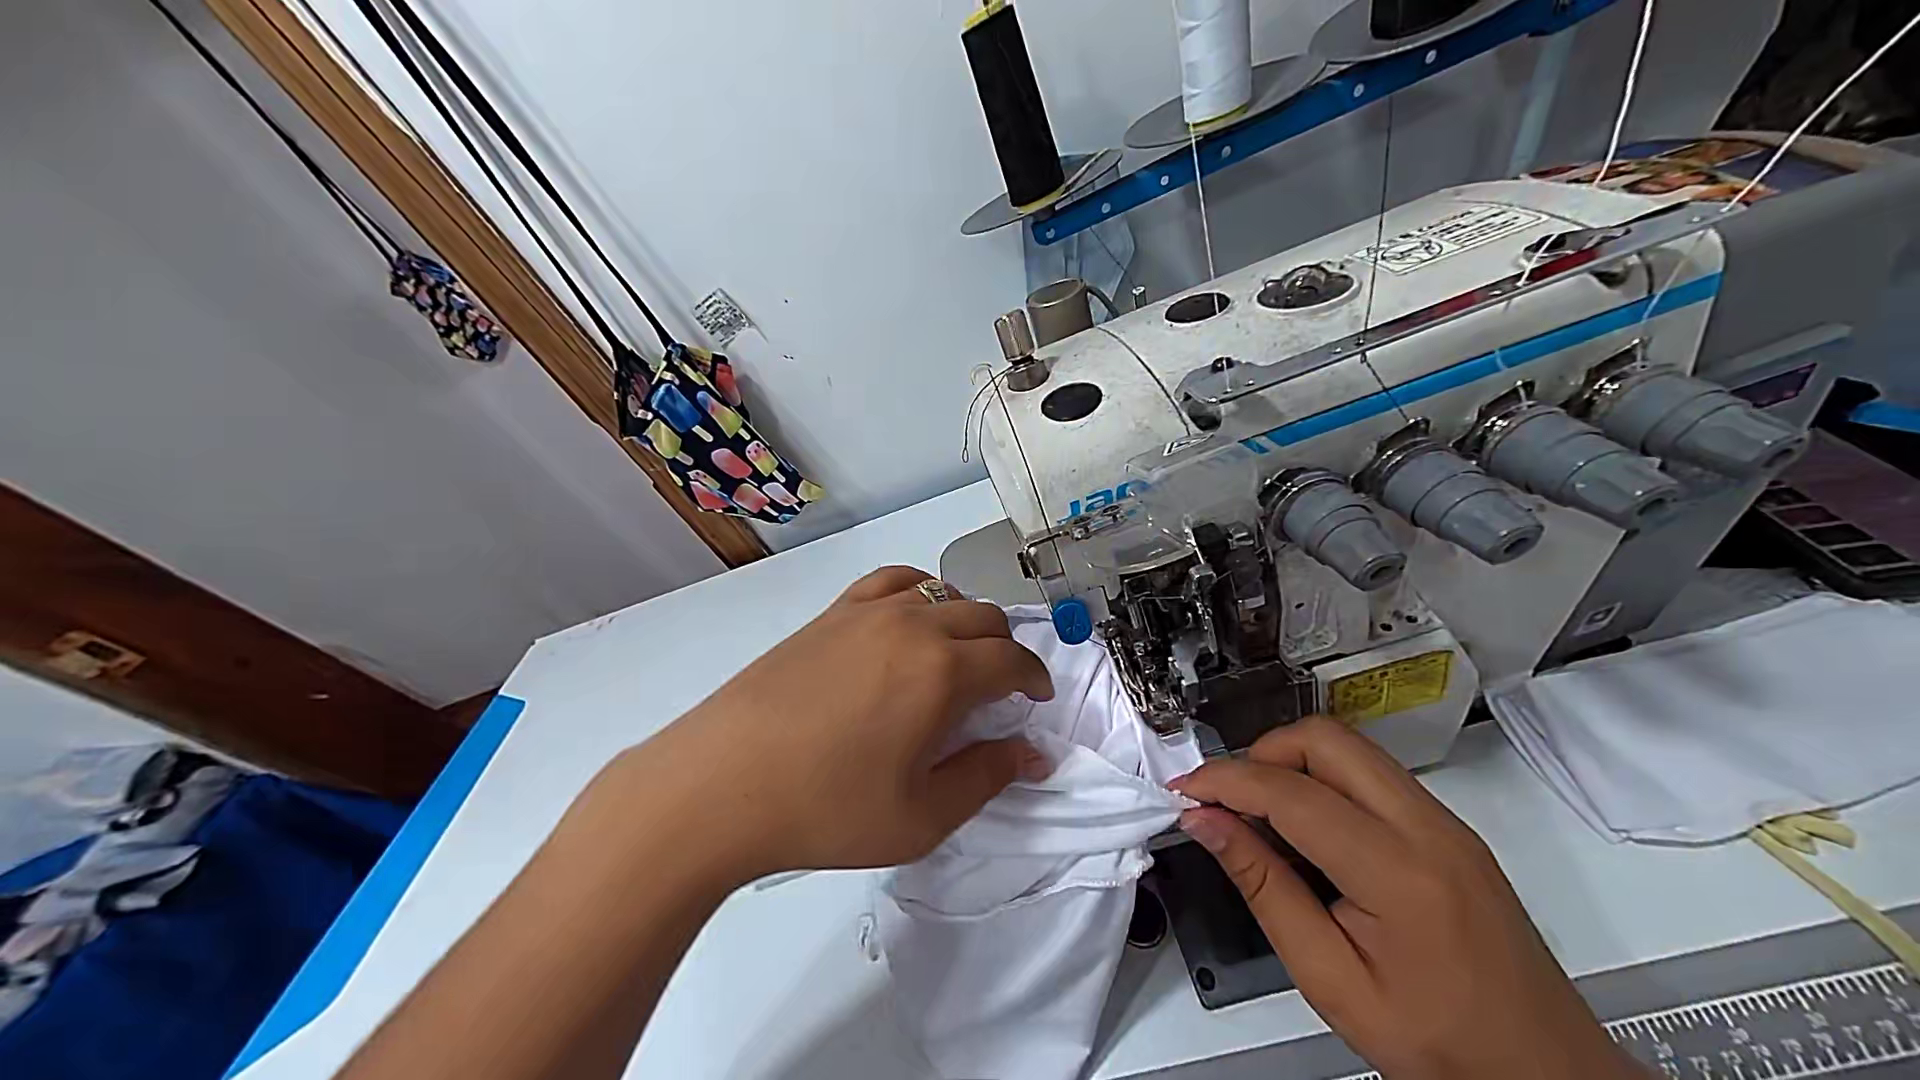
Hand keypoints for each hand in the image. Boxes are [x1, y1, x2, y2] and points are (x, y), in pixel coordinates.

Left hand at [606, 565, 1053, 882]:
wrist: (719, 785)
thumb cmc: (826, 810)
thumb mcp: (921, 817)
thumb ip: (987, 777)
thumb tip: (1033, 753)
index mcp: (943, 672)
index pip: (1012, 660)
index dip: (1034, 679)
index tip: (1036, 700)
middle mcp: (913, 626)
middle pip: (984, 618)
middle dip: (1005, 650)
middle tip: (998, 690)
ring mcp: (867, 612)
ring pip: (942, 593)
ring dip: (965, 620)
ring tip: (957, 655)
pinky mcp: (831, 613)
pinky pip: (891, 582)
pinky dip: (918, 592)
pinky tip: (910, 619)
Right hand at [1171, 717, 1639, 1079]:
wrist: (1546, 1077)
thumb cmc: (1441, 1044)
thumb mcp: (1330, 978)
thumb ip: (1263, 888)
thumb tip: (1205, 823)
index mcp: (1400, 873)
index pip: (1291, 792)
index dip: (1225, 780)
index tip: (1184, 789)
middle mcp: (1430, 829)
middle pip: (1324, 739)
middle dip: (1260, 754)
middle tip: (1226, 799)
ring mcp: (1446, 823)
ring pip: (1348, 746)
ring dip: (1290, 761)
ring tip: (1259, 813)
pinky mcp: (1449, 828)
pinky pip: (1371, 772)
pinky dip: (1322, 778)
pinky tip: (1306, 827)